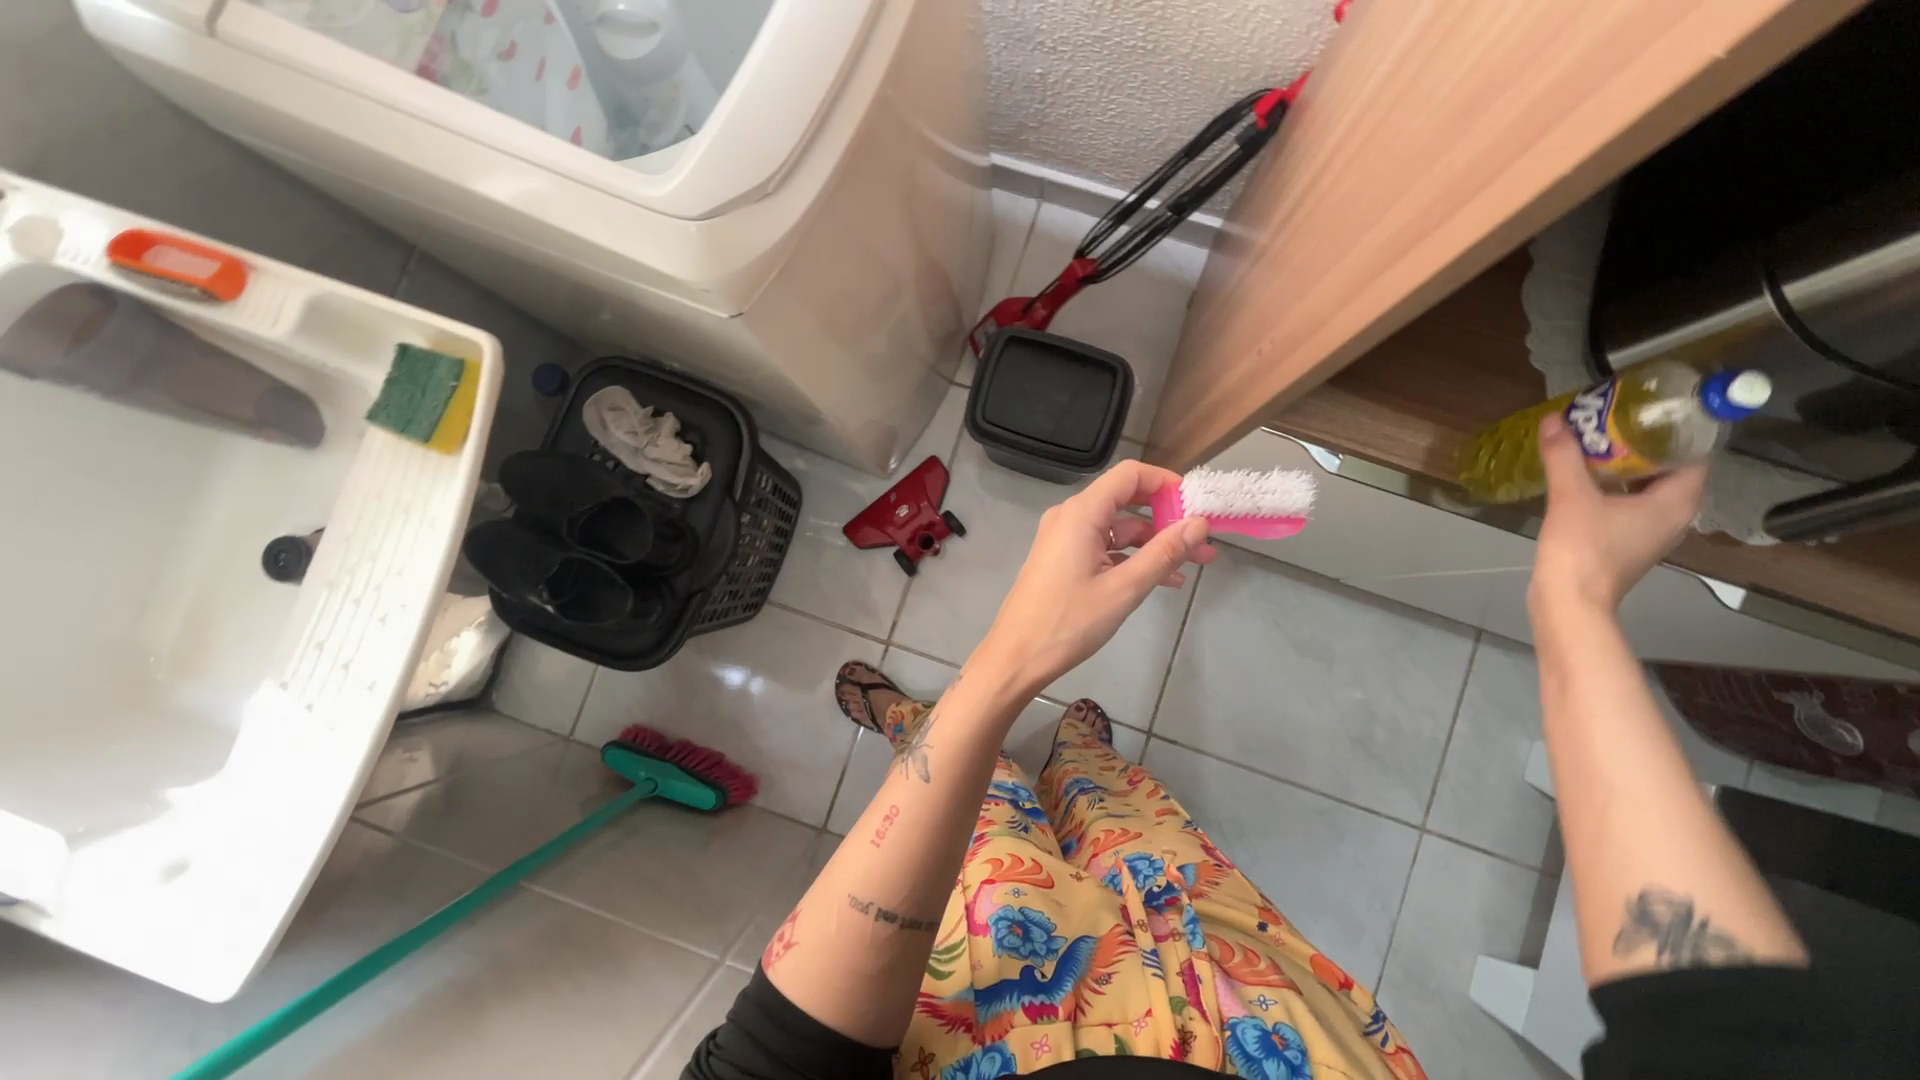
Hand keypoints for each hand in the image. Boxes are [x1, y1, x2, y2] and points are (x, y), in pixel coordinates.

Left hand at [974, 460, 1217, 694]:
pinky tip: (1163, 580)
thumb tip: (1199, 524)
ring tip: (1193, 565)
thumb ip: (1164, 553)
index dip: (1166, 483)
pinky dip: (1132, 559)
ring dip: (1154, 544)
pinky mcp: (1063, 560)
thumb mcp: (1124, 589)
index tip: (1197, 504)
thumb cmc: (1068, 622)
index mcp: (1081, 513)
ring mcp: (1064, 539)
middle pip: (1126, 501)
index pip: (1130, 475)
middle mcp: (1070, 517)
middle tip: (1204, 539)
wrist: (1016, 657)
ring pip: (1118, 529)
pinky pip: (1104, 548)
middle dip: (1167, 518)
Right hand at [1530, 413, 1707, 611]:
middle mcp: (1675, 516)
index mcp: (1677, 501)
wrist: (1569, 600)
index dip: (1673, 430)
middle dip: (1643, 446)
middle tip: (1613, 422)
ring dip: (1626, 468)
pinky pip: (1632, 505)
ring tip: (1596, 446)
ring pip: (1648, 489)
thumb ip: (1563, 456)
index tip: (1645, 411)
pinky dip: (1615, 489)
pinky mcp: (1630, 543)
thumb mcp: (1570, 496)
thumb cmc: (1582, 548)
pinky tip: (1586, 480)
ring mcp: (1653, 533)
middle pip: (1669, 469)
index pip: (1693, 453)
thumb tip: (1553, 419)